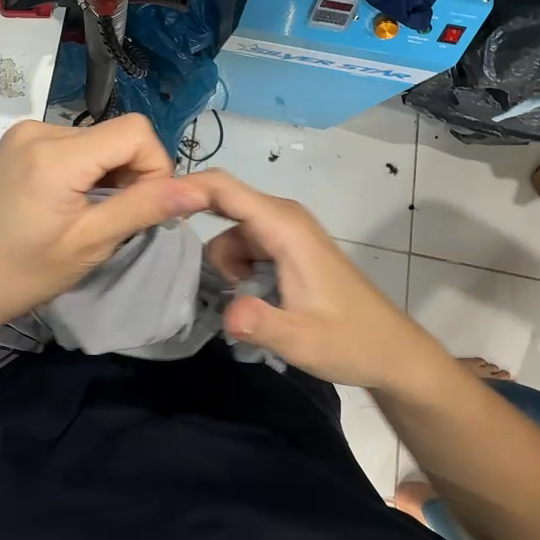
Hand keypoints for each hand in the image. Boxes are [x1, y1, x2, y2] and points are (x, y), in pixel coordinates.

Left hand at [0, 116, 205, 347]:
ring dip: (107, 172)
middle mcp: (38, 129)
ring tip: (89, 215)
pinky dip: (83, 169)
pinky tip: (68, 203)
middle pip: (115, 134)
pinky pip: (70, 143)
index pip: (136, 131)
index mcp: (56, 154)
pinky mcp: (14, 143)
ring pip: (95, 139)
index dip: (155, 167)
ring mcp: (23, 133)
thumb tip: (199, 189)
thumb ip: (144, 208)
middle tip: (115, 220)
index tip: (144, 209)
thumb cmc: (24, 274)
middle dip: (131, 173)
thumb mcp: (90, 244)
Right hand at [194, 169, 449, 390]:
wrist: (393, 352)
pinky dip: (237, 269)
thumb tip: (227, 314)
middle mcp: (281, 217)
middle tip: (213, 288)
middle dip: (204, 245)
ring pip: (227, 231)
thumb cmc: (352, 341)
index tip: (147, 206)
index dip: (183, 188)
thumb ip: (264, 324)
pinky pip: (241, 243)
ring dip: (226, 267)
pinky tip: (253, 298)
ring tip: (249, 304)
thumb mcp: (304, 341)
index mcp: (284, 226)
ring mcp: (283, 229)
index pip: (223, 188)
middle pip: (218, 208)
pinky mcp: (284, 244)